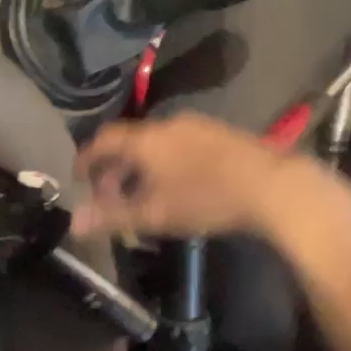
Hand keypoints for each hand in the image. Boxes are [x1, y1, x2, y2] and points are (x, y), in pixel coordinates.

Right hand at [71, 113, 350, 240]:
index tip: (76, 177)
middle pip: (129, 142)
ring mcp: (198, 127)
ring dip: (141, 167)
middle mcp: (168, 125)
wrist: (277, 188)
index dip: (86, 158)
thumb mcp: (153, 214)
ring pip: (155, 144)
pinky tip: (176, 187)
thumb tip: (73, 224)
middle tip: (110, 196)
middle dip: (114, 169)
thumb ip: (111, 217)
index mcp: (146, 140)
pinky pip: (179, 145)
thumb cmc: (206, 199)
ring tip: (142, 196)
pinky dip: (165, 163)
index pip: (103, 140)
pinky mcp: (221, 135)